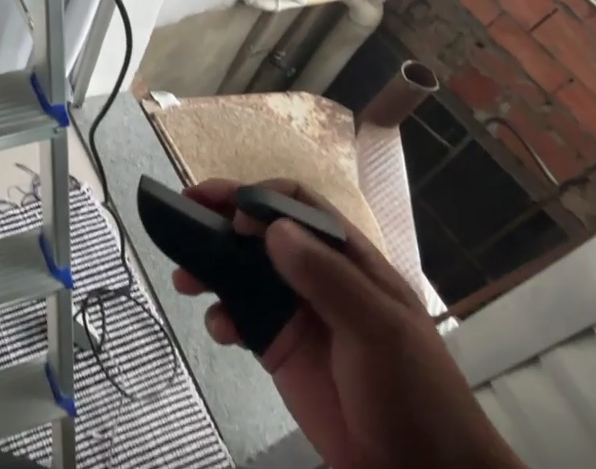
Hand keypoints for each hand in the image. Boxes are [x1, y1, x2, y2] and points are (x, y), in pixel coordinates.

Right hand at [170, 179, 523, 468]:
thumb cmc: (414, 394)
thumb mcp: (378, 331)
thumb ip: (327, 279)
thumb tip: (271, 228)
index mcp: (349, 261)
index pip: (299, 206)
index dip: (261, 200)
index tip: (232, 216)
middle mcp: (318, 278)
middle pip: (260, 233)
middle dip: (220, 221)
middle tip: (181, 216)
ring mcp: (296, 314)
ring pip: (241, 273)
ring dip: (209, 268)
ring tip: (183, 280)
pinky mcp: (279, 349)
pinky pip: (239, 318)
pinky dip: (221, 317)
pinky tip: (219, 330)